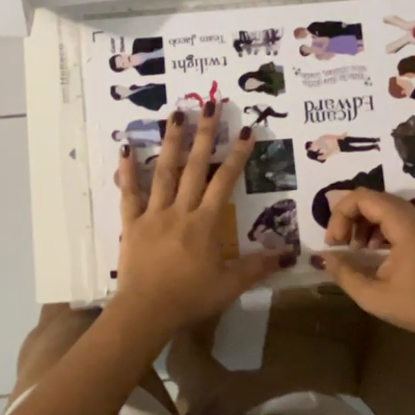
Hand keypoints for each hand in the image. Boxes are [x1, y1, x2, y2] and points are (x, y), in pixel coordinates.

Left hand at [113, 102, 290, 334]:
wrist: (147, 311)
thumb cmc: (191, 298)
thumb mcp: (230, 285)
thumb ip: (258, 267)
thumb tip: (289, 254)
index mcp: (206, 223)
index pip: (225, 181)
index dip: (237, 155)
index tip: (246, 129)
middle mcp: (181, 210)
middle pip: (195, 167)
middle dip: (205, 134)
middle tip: (210, 103)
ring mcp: (154, 215)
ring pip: (164, 172)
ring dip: (171, 142)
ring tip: (175, 114)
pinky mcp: (131, 224)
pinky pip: (129, 194)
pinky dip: (127, 172)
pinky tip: (125, 148)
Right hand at [316, 189, 414, 346]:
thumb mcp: (372, 295)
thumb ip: (343, 272)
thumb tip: (323, 256)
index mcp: (404, 225)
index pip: (363, 198)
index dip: (340, 214)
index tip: (333, 243)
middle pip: (373, 199)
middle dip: (349, 217)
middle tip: (339, 245)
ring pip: (385, 208)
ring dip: (363, 223)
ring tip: (355, 250)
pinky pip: (398, 219)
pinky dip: (379, 229)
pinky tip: (374, 253)